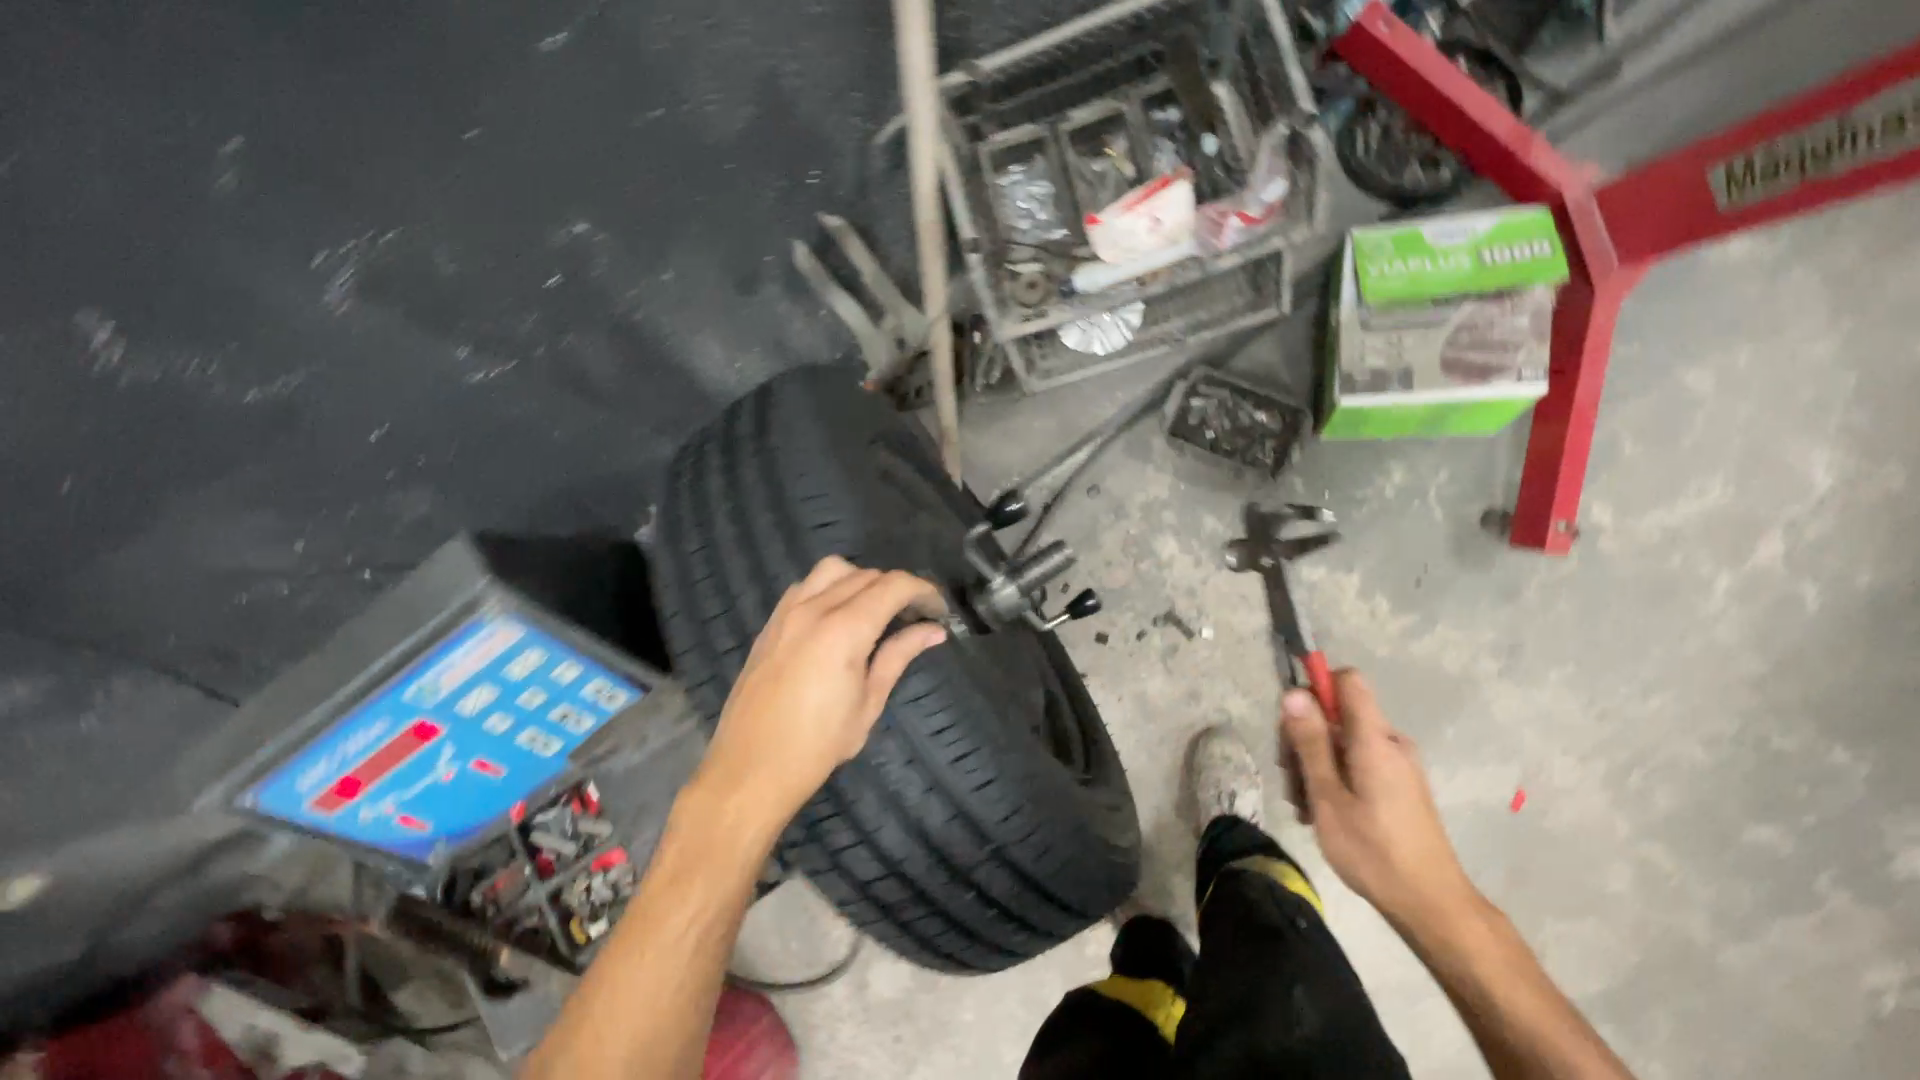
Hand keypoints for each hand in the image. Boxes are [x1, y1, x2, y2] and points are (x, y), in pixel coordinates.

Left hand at [695, 556, 947, 826]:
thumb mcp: (868, 704)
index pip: (894, 586)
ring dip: (861, 580)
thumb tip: (933, 631)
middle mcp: (813, 609)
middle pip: (866, 574)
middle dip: (898, 588)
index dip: (923, 591)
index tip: (939, 610)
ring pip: (832, 569)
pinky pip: (804, 586)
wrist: (750, 768)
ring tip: (876, 611)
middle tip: (916, 617)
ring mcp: (786, 613)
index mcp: (844, 630)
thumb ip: (899, 657)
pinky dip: (829, 588)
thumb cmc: (818, 746)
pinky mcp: (769, 624)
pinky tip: (837, 617)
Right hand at [1282, 670, 1480, 931]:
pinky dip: (1335, 779)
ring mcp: (1397, 764)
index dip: (1315, 690)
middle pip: (1338, 715)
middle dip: (1306, 740)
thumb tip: (1293, 693)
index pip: (1347, 680)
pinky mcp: (1399, 785)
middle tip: (1292, 784)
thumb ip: (1310, 743)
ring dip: (1316, 766)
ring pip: (1343, 743)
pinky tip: (1324, 814)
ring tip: (1306, 808)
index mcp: (1375, 739)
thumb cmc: (1373, 850)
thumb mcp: (1328, 797)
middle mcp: (1391, 742)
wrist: (1429, 902)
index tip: (1292, 726)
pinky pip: (1358, 764)